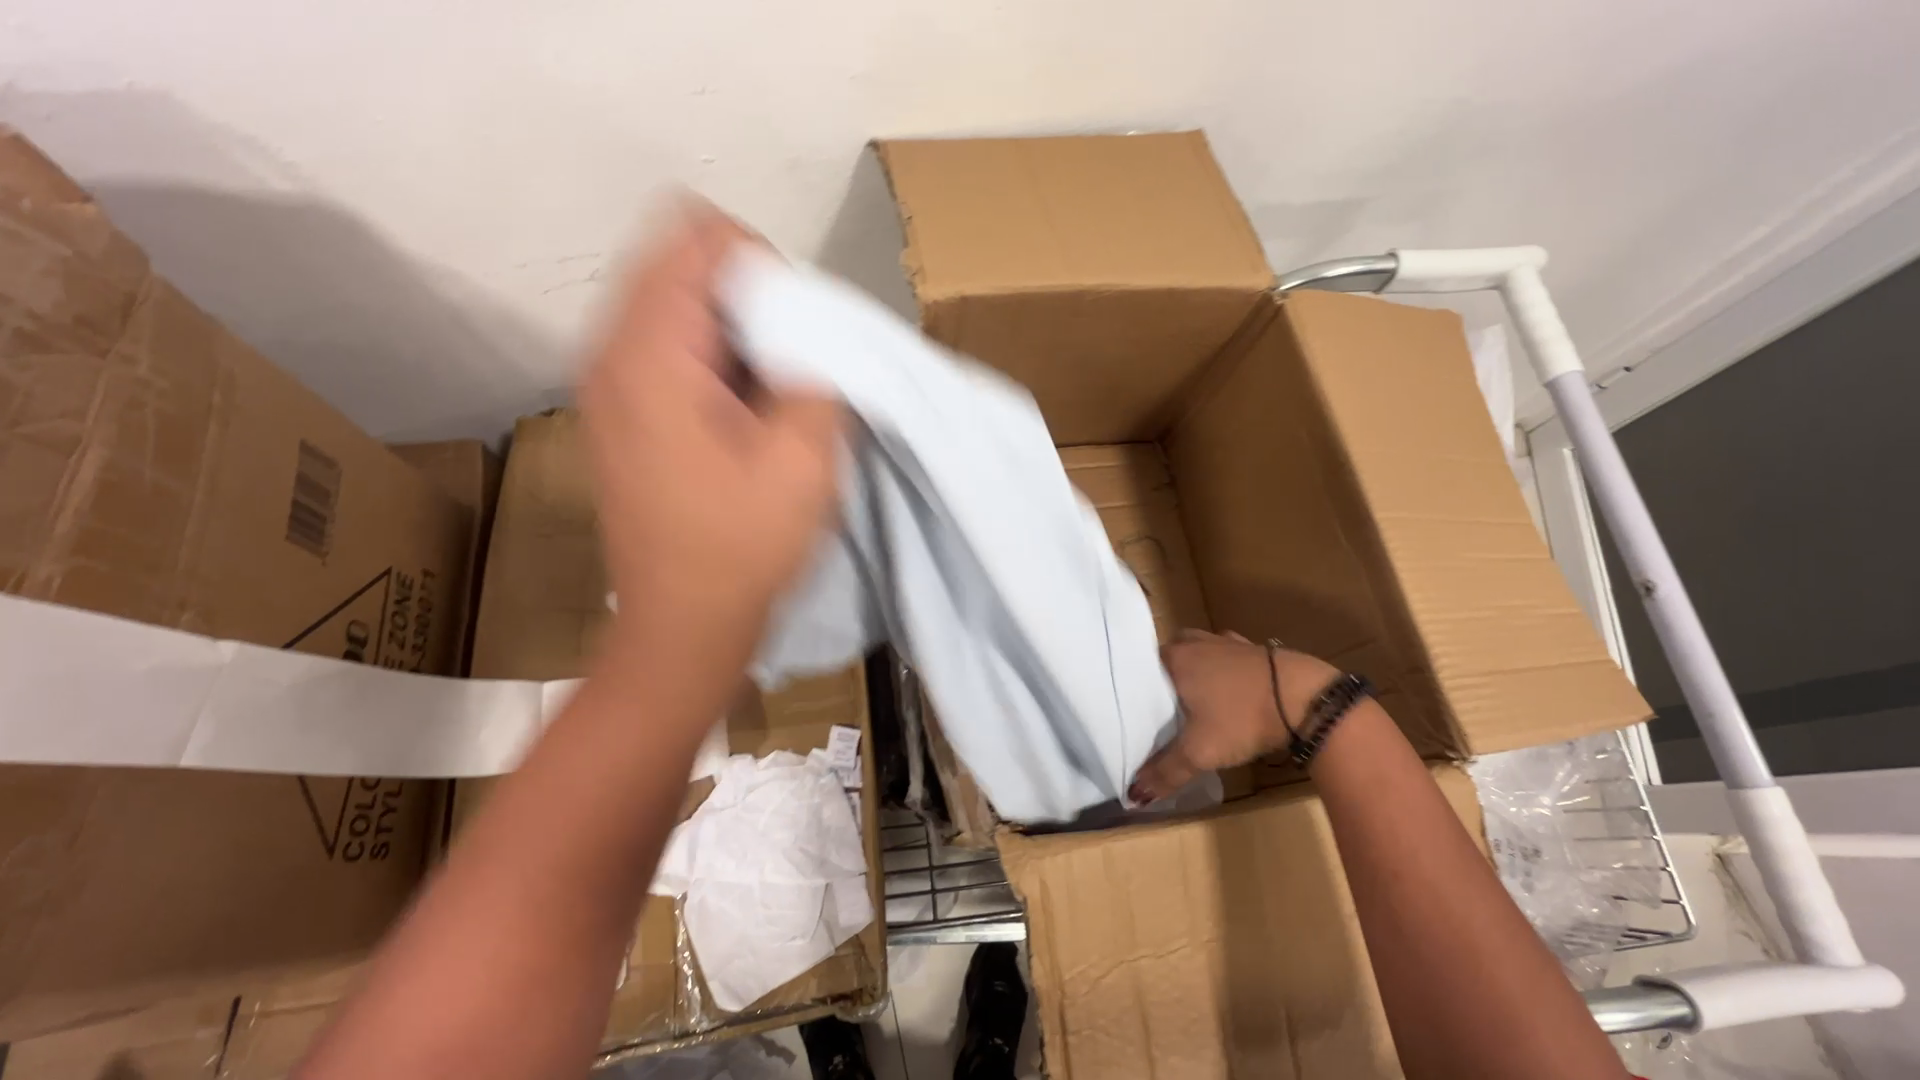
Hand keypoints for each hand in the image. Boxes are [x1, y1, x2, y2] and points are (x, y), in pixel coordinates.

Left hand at [581, 202, 844, 668]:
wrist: (680, 628)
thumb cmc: (741, 547)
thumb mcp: (805, 458)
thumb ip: (816, 370)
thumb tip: (802, 332)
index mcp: (650, 353)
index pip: (701, 238)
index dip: (764, 271)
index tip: (794, 338)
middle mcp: (610, 351)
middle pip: (683, 264)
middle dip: (750, 299)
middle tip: (788, 367)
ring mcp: (606, 383)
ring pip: (677, 305)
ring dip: (735, 333)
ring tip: (769, 395)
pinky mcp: (618, 411)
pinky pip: (667, 347)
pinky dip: (713, 360)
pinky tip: (742, 416)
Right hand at [1129, 629, 1339, 802]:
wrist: (1306, 698)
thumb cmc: (1242, 718)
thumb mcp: (1199, 753)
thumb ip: (1163, 773)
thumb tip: (1133, 796)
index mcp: (1172, 658)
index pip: (1138, 669)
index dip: (1134, 691)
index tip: (1133, 712)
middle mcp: (1193, 642)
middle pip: (1166, 660)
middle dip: (1162, 681)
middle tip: (1159, 711)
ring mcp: (1224, 642)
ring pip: (1196, 652)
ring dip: (1192, 671)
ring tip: (1190, 699)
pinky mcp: (1252, 648)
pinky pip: (1225, 655)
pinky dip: (1221, 669)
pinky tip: (1226, 688)